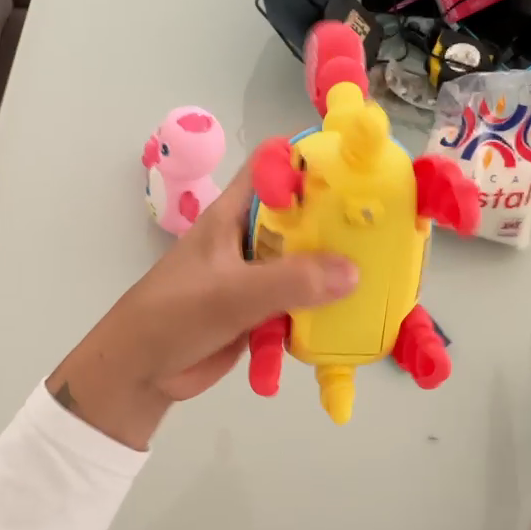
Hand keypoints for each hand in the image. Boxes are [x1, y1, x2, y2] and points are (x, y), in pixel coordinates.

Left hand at [47, 153, 358, 449]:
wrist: (142, 371)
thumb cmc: (175, 315)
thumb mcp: (231, 293)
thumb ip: (289, 283)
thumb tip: (354, 272)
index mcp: (234, 214)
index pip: (273, 165)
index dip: (311, 158)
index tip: (358, 169)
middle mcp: (250, 237)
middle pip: (301, 216)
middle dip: (339, 221)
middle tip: (388, 229)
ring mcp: (257, 275)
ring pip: (306, 262)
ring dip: (336, 271)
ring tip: (386, 274)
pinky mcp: (262, 310)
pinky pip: (301, 302)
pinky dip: (322, 310)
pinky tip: (354, 319)